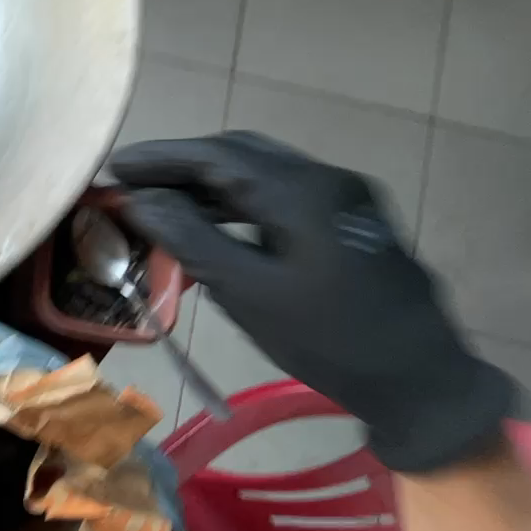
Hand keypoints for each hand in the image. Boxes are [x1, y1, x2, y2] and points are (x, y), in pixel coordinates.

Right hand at [110, 131, 513, 472]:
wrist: (415, 376)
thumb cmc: (324, 336)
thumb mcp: (245, 290)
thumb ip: (190, 239)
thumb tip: (138, 202)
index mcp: (303, 192)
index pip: (218, 156)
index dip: (161, 157)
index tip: (115, 165)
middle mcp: (326, 181)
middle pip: (240, 154)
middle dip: (180, 164)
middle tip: (129, 179)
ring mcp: (341, 200)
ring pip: (259, 173)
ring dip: (204, 182)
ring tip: (155, 200)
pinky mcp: (344, 223)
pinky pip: (276, 196)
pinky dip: (232, 200)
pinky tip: (204, 222)